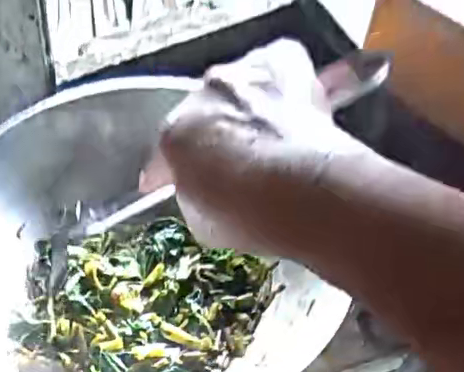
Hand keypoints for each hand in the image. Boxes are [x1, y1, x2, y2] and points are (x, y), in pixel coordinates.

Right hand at [152, 39, 367, 254]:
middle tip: (228, 166)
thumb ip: (195, 193)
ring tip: (264, 145)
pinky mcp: (284, 59)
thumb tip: (206, 186)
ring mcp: (243, 72)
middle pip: (202, 116)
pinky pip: (274, 74)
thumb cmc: (245, 215)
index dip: (168, 174)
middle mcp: (203, 93)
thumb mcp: (200, 221)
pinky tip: (290, 120)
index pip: (164, 154)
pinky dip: (278, 94)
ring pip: (238, 93)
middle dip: (211, 138)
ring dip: (245, 114)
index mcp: (174, 134)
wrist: (298, 191)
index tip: (172, 185)